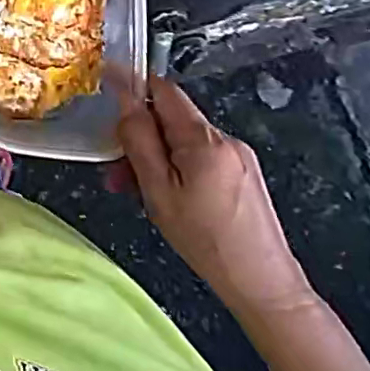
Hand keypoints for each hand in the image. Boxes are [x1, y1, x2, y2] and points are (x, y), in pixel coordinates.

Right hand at [110, 72, 313, 317]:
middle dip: (140, 137)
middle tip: (117, 170)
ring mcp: (238, 156)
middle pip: (170, 118)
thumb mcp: (158, 190)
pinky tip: (168, 197)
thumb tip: (125, 98)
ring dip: (155, 156)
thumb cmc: (204, 240)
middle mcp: (225, 139)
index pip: (163, 89)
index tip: (106, 91)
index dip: (132, 85)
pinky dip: (176, 168)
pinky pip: (200, 157)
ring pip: (183, 141)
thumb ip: (138, 139)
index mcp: (204, 139)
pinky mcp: (243, 174)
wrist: (263, 284)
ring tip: (138, 190)